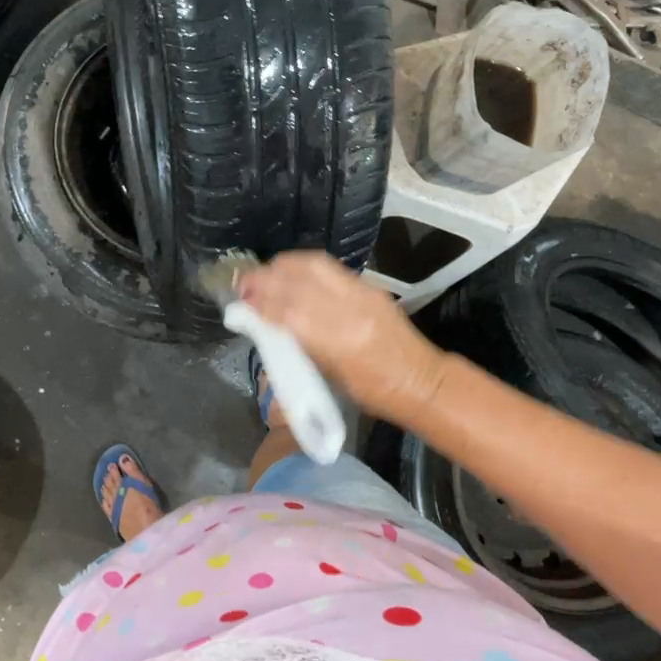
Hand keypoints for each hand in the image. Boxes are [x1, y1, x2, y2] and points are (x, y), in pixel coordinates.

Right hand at [238, 251, 450, 419]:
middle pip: (297, 282)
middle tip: (242, 282)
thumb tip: (265, 324)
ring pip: (312, 266)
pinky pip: (328, 267)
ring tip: (263, 274)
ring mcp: (362, 294)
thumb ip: (298, 345)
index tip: (238, 300)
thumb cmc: (373, 394)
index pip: (289, 312)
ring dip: (282, 266)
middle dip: (264, 278)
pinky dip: (302, 266)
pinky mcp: (368, 287)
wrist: (422, 382)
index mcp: (340, 343)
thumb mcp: (329, 376)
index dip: (259, 303)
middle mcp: (350, 311)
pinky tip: (289, 272)